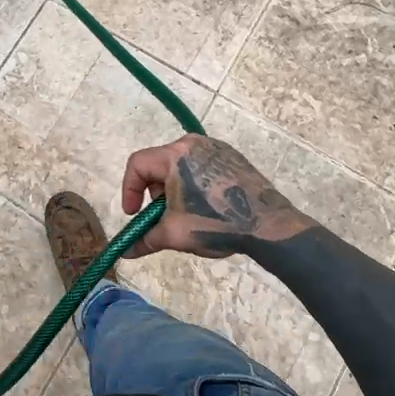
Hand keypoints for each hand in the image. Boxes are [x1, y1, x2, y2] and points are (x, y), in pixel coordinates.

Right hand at [121, 134, 312, 259]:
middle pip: (159, 164)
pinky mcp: (232, 156)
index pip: (137, 164)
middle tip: (163, 216)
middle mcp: (193, 143)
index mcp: (175, 154)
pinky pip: (201, 166)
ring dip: (175, 189)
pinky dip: (195, 184)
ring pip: (180, 165)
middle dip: (155, 193)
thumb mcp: (174, 234)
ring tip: (187, 214)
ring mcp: (215, 147)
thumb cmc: (215, 224)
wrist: (268, 225)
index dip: (129, 190)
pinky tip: (207, 207)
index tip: (134, 214)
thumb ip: (145, 239)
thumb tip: (126, 252)